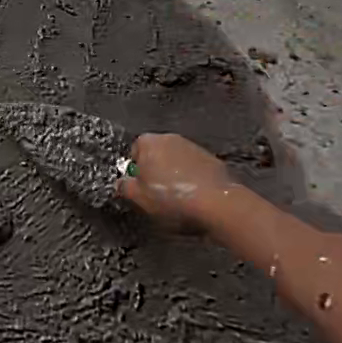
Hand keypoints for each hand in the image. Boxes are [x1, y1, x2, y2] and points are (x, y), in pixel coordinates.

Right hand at [115, 133, 236, 232]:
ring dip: (176, 176)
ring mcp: (194, 147)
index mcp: (148, 142)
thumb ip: (125, 187)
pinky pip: (196, 170)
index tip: (141, 188)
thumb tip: (122, 184)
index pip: (134, 152)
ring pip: (177, 162)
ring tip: (181, 200)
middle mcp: (170, 138)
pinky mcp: (214, 160)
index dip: (136, 172)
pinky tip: (197, 199)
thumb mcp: (140, 198)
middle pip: (157, 155)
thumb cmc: (173, 198)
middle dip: (156, 172)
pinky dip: (194, 181)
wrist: (219, 204)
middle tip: (159, 195)